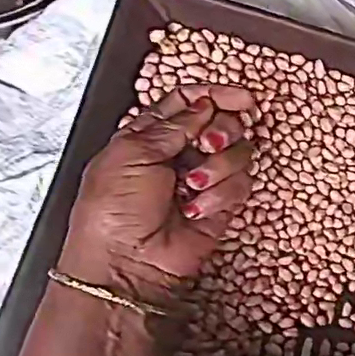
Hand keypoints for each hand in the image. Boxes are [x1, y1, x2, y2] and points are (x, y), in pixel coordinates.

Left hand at [57, 85, 255, 306]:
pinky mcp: (224, 203)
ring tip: (193, 186)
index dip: (215, 95)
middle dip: (223, 131)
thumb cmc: (113, 209)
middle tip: (209, 145)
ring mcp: (206, 178)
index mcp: (152, 134)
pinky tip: (197, 209)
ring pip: (238, 154)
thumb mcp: (132, 153)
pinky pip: (241, 185)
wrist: (127, 260)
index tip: (241, 97)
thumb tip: (205, 105)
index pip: (190, 102)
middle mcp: (183, 153)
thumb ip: (173, 125)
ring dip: (219, 168)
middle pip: (223, 123)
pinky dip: (221, 196)